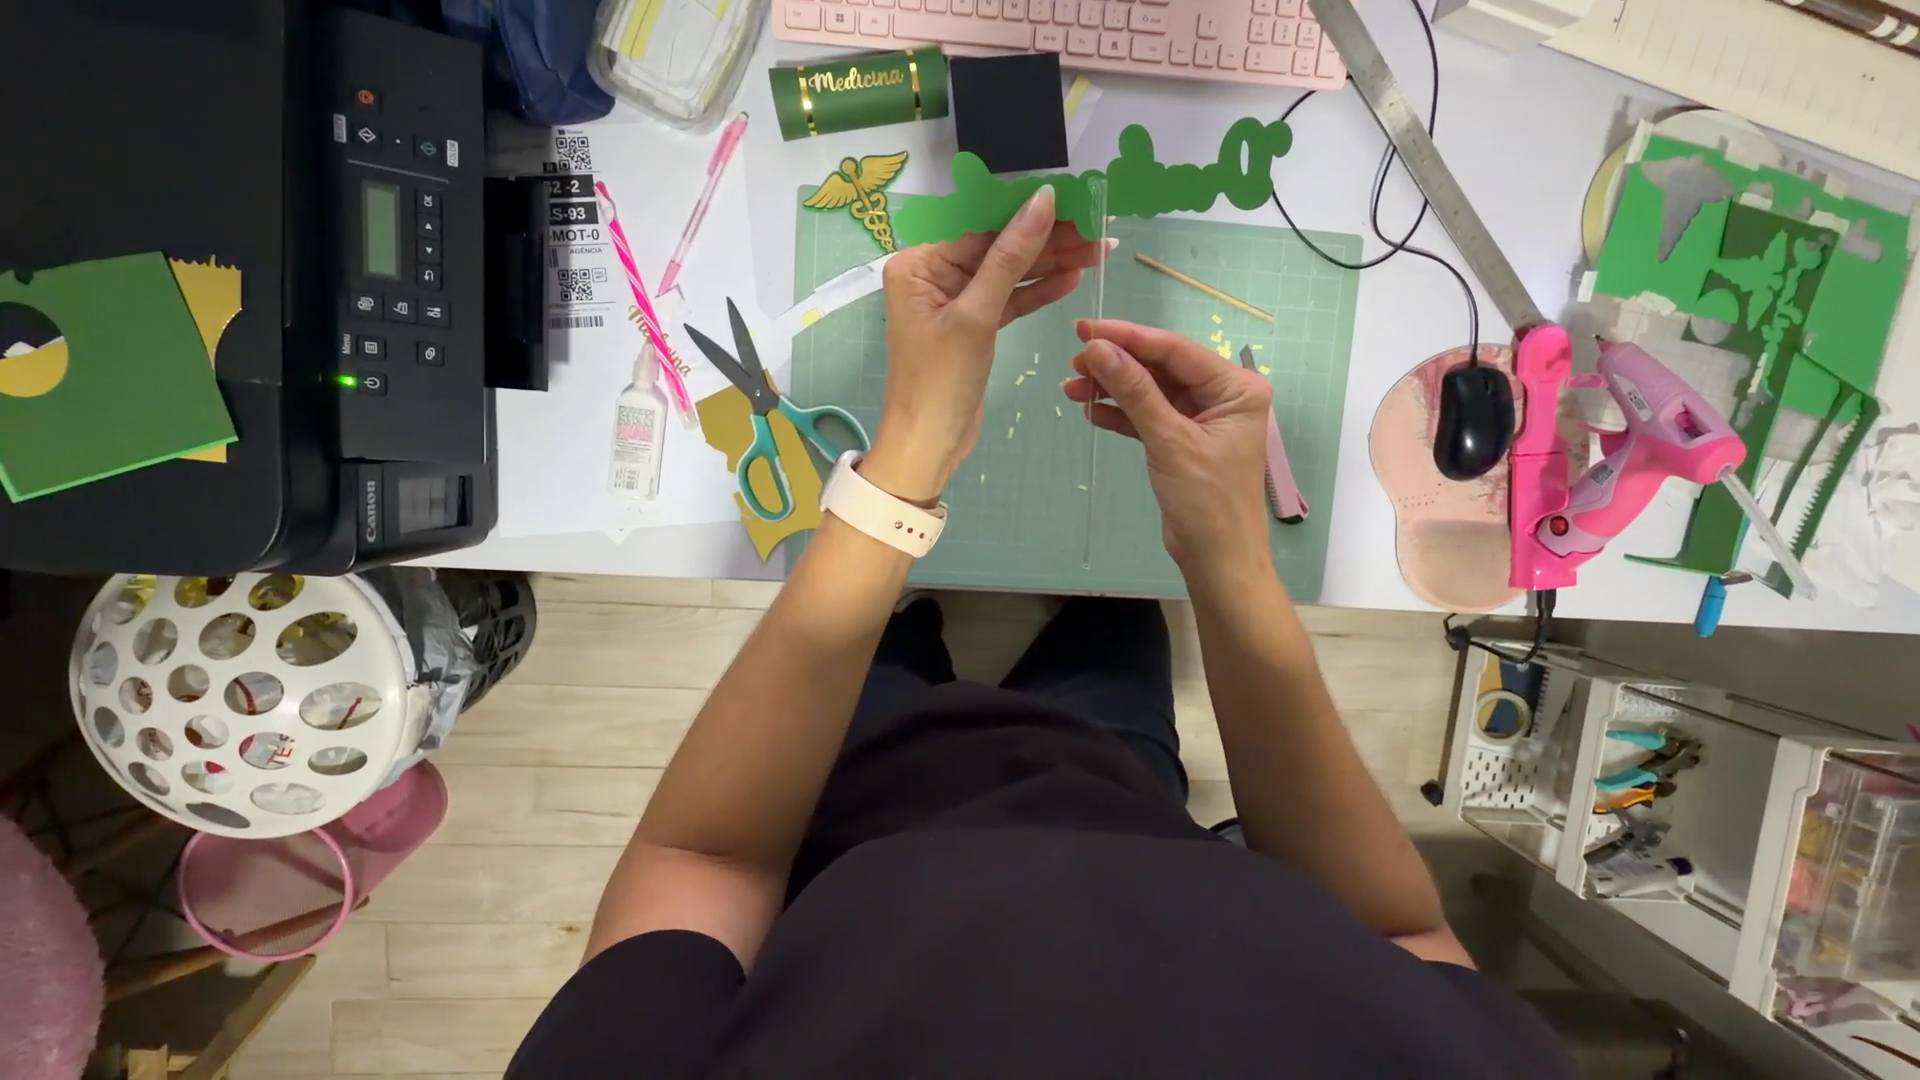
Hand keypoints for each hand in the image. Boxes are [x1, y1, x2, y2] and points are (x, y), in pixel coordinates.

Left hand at [861, 186, 1107, 503]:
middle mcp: (933, 275)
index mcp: (919, 264)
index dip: (1025, 211)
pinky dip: (1037, 292)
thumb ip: (1010, 257)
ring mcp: (954, 301)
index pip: (978, 224)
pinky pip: (1008, 299)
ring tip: (1097, 249)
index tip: (1070, 197)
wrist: (929, 445)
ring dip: (1050, 263)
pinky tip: (1072, 278)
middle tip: (1095, 225)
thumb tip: (1042, 201)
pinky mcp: (973, 326)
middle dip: (1046, 238)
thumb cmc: (941, 381)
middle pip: (997, 246)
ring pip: (1008, 273)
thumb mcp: (976, 315)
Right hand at [1063, 320, 1272, 569]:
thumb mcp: (1170, 441)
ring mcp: (1201, 419)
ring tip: (1072, 388)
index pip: (1176, 351)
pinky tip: (1090, 410)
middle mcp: (1222, 396)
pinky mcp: (1181, 441)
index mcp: (1236, 388)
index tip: (1087, 328)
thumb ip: (1134, 392)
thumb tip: (1098, 349)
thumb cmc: (1206, 501)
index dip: (1130, 337)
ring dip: (1112, 389)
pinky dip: (1120, 414)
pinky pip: (1146, 416)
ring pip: (1150, 392)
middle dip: (1117, 365)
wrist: (1217, 559)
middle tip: (1074, 361)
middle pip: (1161, 368)